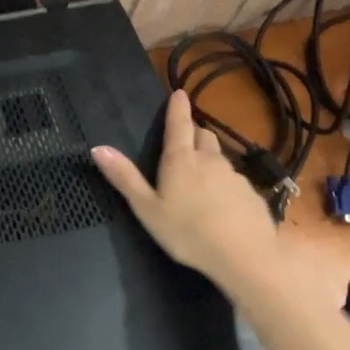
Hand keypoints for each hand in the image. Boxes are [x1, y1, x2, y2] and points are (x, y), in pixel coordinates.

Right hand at [91, 89, 279, 287]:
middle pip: (203, 136)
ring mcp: (234, 176)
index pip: (179, 125)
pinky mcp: (251, 194)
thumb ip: (124, 178)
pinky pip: (234, 179)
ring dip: (208, 158)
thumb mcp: (147, 208)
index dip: (177, 108)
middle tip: (184, 139)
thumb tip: (98, 148)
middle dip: (193, 133)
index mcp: (180, 160)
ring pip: (219, 158)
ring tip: (200, 176)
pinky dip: (224, 182)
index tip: (179, 92)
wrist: (244, 256)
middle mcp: (209, 160)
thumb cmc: (187, 232)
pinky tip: (219, 202)